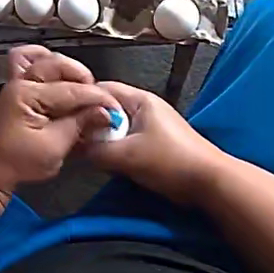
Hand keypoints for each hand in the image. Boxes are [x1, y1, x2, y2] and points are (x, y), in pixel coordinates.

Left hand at [0, 47, 119, 195]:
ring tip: (81, 87)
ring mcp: (16, 83)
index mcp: (27, 95)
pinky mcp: (17, 88)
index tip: (114, 108)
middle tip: (97, 98)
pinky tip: (60, 73)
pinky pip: (27, 62)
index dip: (97, 98)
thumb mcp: (55, 147)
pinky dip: (45, 62)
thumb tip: (106, 112)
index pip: (71, 90)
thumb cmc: (20, 163)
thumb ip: (80, 124)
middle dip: (83, 79)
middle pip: (58, 65)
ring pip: (43, 58)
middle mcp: (20, 83)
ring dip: (66, 69)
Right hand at [82, 82, 230, 205]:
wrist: (209, 184)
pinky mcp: (154, 144)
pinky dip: (115, 150)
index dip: (81, 101)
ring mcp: (151, 125)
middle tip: (73, 140)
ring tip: (88, 153)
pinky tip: (109, 163)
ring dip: (103, 140)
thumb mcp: (125, 156)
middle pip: (107, 108)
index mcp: (140, 99)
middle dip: (90, 123)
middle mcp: (145, 107)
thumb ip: (94, 149)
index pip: (101, 89)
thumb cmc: (171, 163)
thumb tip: (71, 146)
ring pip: (115, 127)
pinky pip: (126, 141)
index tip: (64, 118)